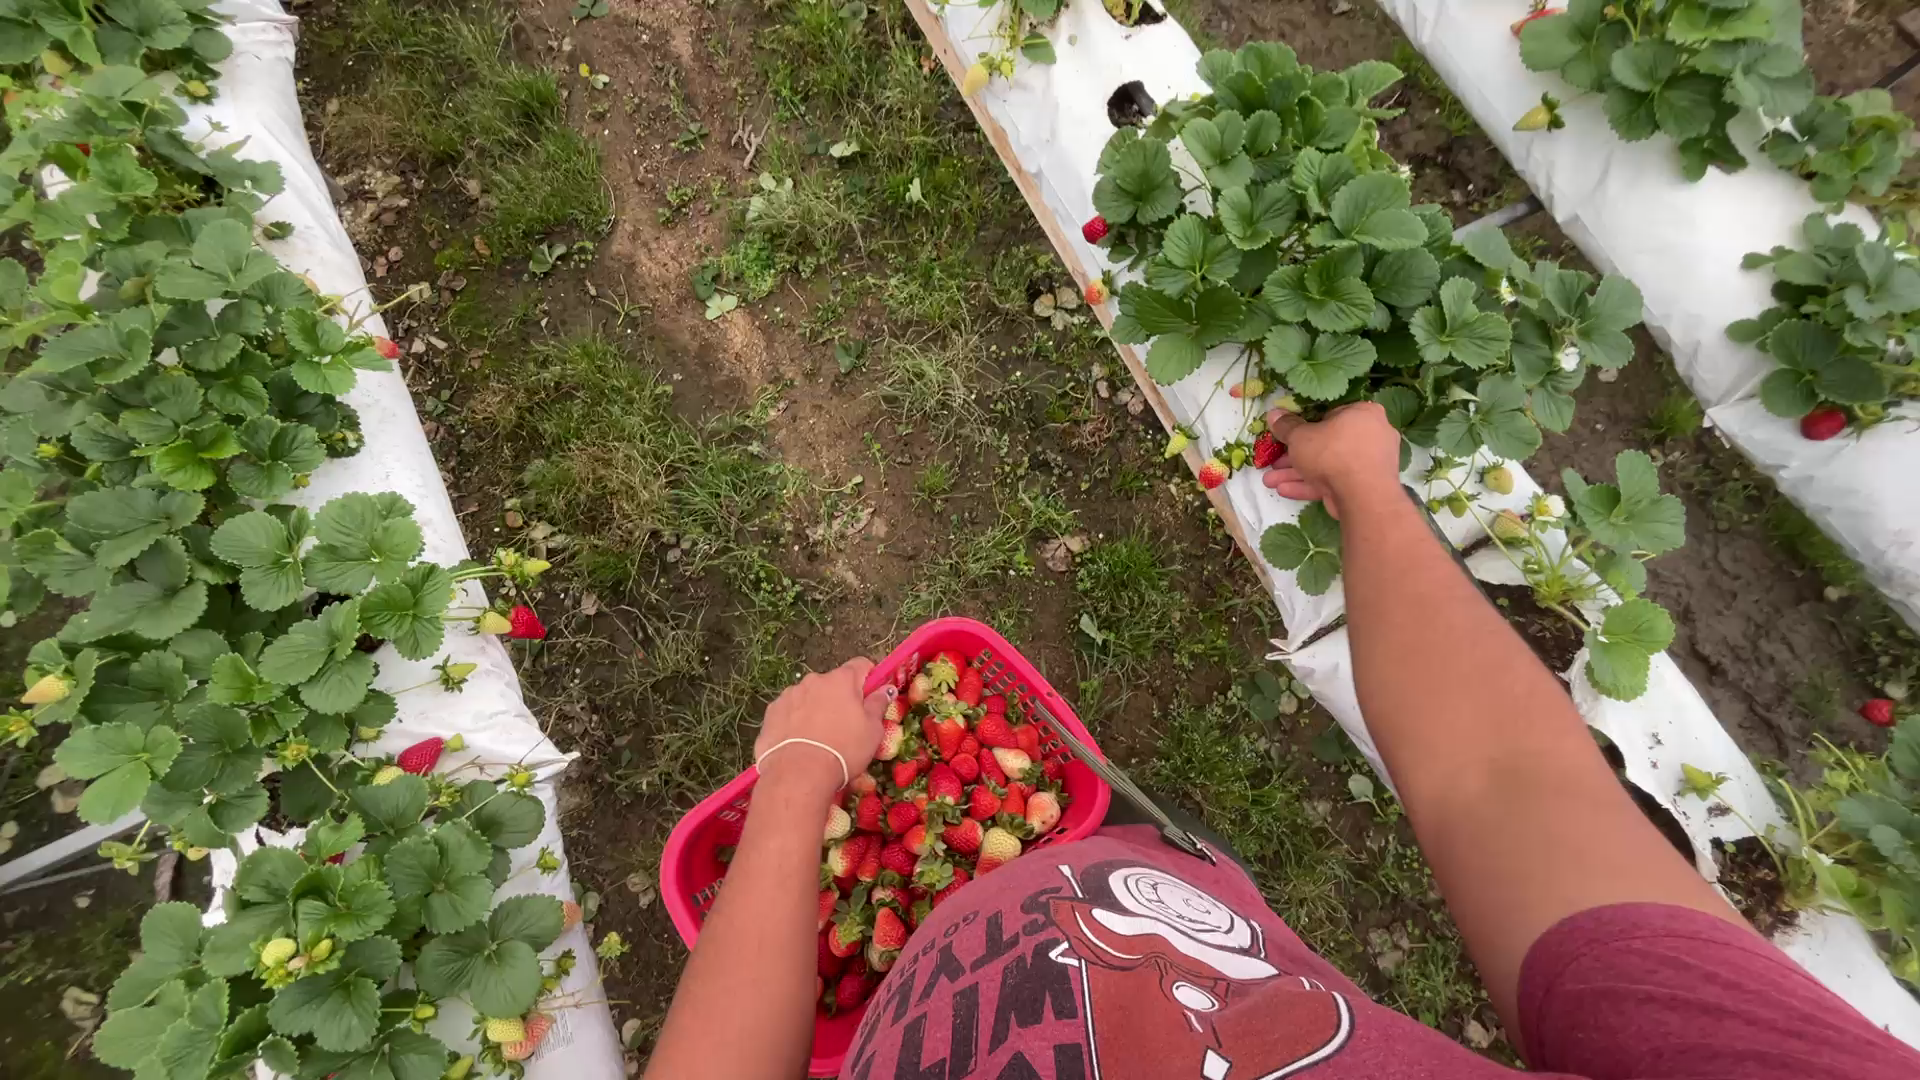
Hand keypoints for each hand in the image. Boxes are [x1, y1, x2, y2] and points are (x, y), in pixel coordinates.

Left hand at [754, 658, 889, 797]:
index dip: (869, 679)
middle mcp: (814, 680)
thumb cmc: (843, 750)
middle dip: (841, 698)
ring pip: (810, 696)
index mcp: (841, 680)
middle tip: (846, 725)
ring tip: (819, 738)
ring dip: (817, 708)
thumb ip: (879, 704)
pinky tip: (799, 742)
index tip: (871, 698)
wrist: (797, 774)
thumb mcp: (873, 730)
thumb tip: (885, 689)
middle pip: (833, 683)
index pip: (861, 665)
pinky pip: (790, 710)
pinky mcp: (772, 712)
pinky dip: (796, 720)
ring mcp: (790, 694)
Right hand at [1262, 402, 1402, 518]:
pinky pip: (1334, 481)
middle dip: (1294, 457)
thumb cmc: (1331, 452)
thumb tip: (1274, 413)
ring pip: (1326, 465)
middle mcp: (1371, 434)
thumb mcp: (1299, 436)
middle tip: (1274, 464)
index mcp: (1361, 413)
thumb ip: (1286, 426)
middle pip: (1324, 444)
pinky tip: (1284, 490)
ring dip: (1296, 474)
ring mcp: (1369, 462)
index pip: (1329, 415)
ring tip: (1270, 482)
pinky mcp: (1365, 485)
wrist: (1362, 495)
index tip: (1286, 437)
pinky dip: (1310, 485)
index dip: (1303, 426)